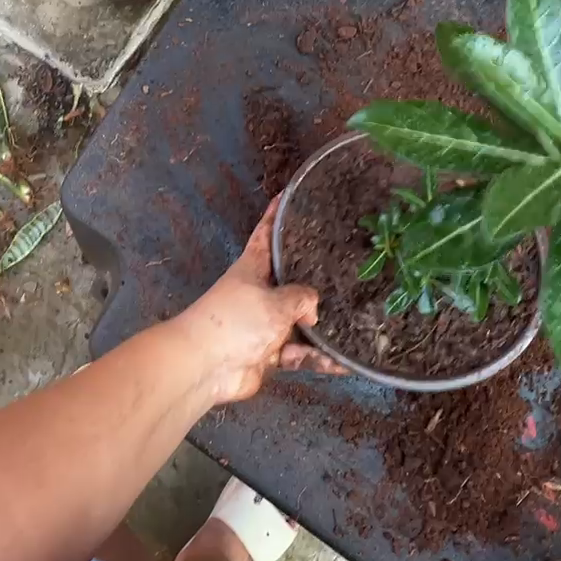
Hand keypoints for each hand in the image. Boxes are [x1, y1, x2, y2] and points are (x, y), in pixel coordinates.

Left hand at [171, 197, 347, 404]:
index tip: (287, 196)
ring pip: (300, 320)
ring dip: (322, 327)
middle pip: (290, 278)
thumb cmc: (237, 320)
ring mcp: (264, 322)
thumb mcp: (274, 301)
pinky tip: (343, 365)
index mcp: (253, 267)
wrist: (207, 364)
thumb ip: (302, 298)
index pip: (265, 232)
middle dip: (313, 276)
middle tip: (344, 268)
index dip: (275, 215)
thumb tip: (312, 312)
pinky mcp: (268, 352)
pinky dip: (318, 359)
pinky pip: (300, 353)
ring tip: (354, 324)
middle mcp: (259, 291)